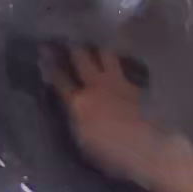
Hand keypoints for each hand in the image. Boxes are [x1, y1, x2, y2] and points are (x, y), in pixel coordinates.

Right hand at [46, 45, 175, 185]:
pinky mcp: (134, 84)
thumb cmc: (113, 155)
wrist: (149, 149)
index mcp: (78, 102)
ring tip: (94, 40)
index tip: (44, 52)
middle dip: (72, 46)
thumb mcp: (84, 143)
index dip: (50, 64)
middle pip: (80, 57)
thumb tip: (72, 108)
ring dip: (97, 47)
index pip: (59, 78)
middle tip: (67, 36)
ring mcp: (116, 81)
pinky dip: (117, 59)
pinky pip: (122, 65)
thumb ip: (76, 120)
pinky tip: (117, 55)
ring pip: (104, 54)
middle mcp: (94, 85)